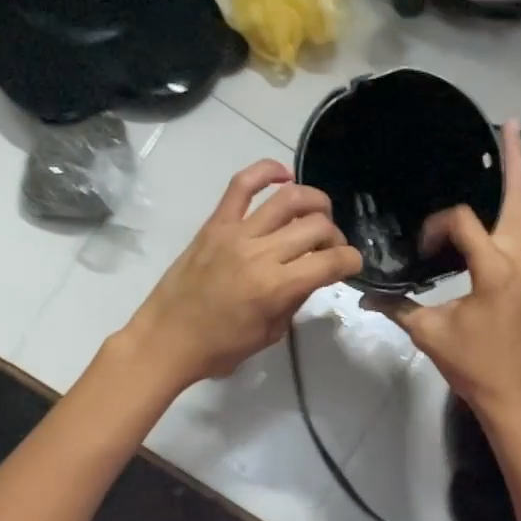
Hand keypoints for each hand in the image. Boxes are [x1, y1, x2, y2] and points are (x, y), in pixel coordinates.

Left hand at [116, 160, 362, 392]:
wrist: (167, 340)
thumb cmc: (219, 349)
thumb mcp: (268, 335)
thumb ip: (293, 302)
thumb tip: (310, 278)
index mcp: (275, 288)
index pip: (329, 262)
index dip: (350, 261)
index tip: (352, 265)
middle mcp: (261, 253)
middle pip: (315, 226)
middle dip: (335, 236)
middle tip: (331, 248)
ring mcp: (236, 233)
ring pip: (288, 199)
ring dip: (314, 201)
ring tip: (320, 213)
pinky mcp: (215, 224)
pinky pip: (242, 184)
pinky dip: (266, 171)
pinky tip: (283, 175)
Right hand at [367, 122, 520, 417]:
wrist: (511, 391)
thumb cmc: (473, 364)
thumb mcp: (431, 335)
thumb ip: (399, 308)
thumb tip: (365, 296)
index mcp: (495, 268)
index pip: (463, 223)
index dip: (438, 227)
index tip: (422, 248)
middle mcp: (519, 258)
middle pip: (518, 197)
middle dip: (514, 160)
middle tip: (508, 123)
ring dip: (516, 181)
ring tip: (509, 150)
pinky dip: (513, 209)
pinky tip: (502, 202)